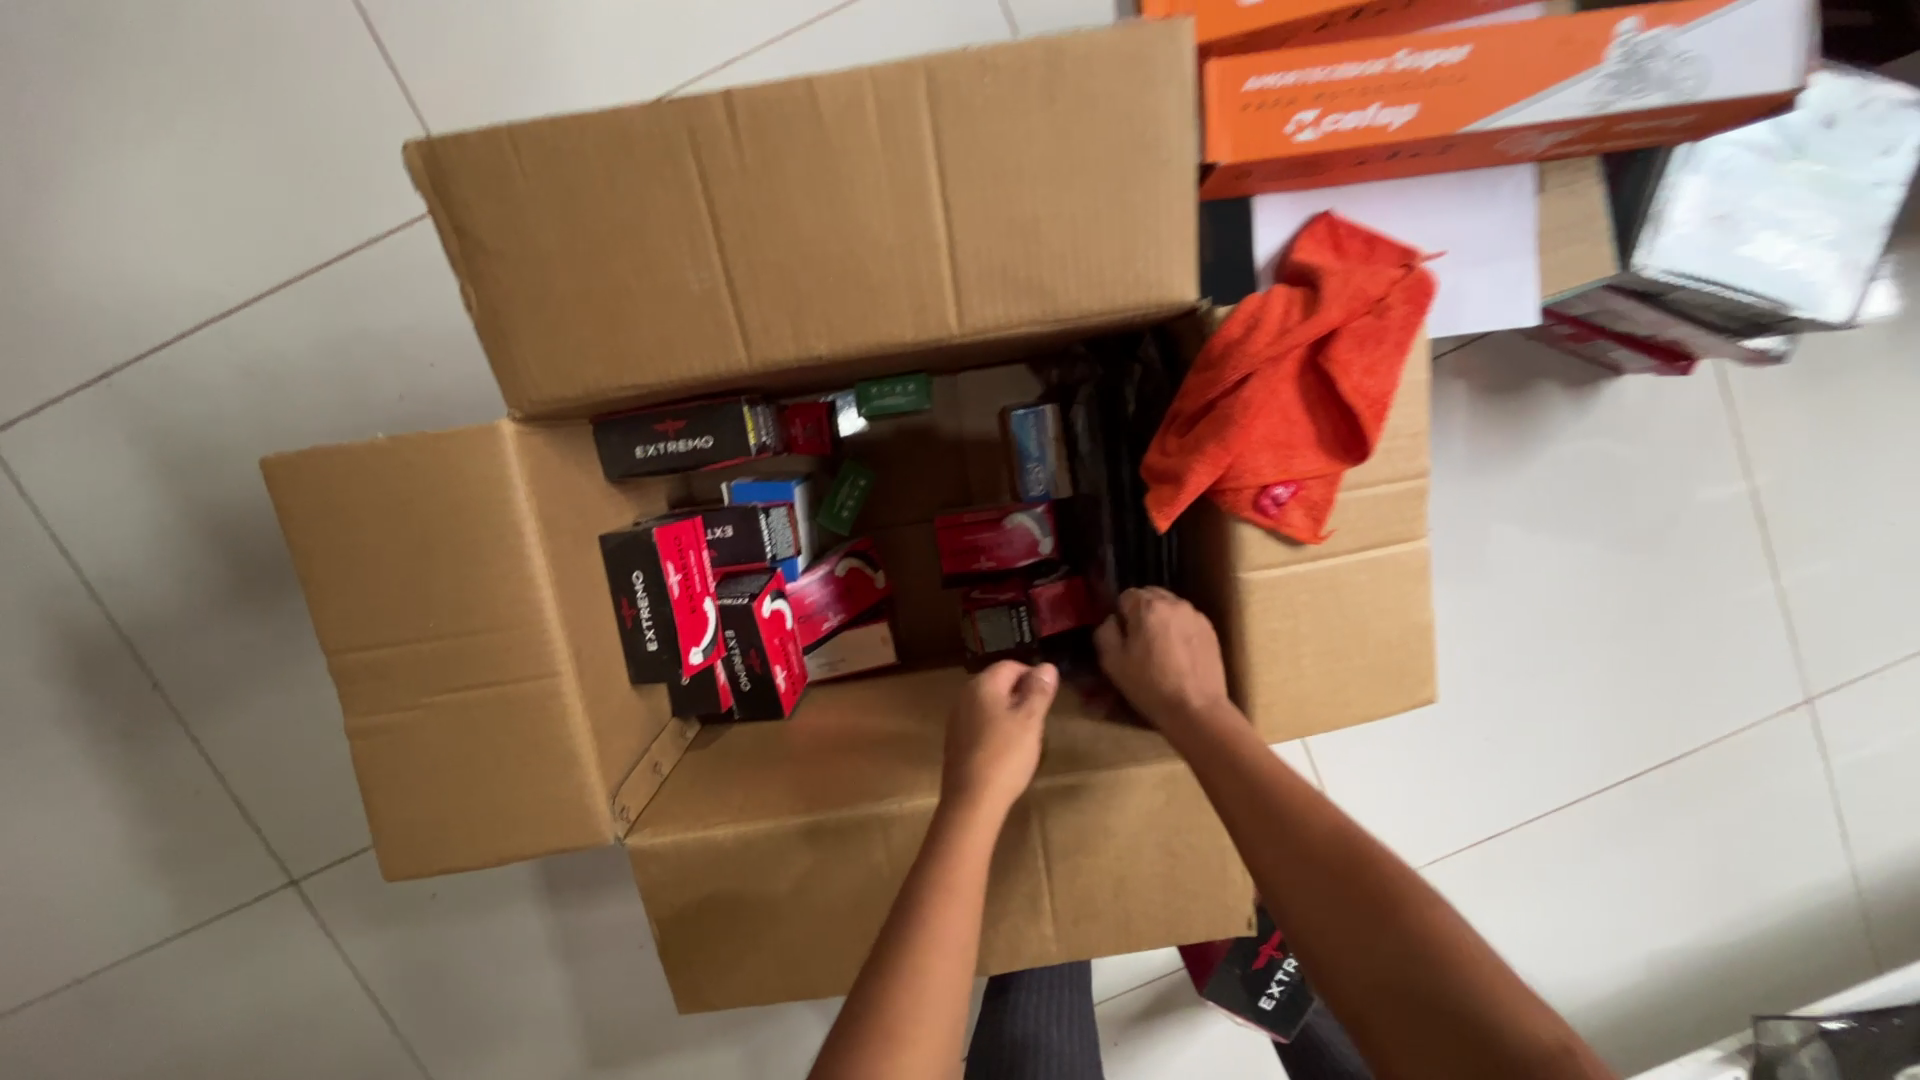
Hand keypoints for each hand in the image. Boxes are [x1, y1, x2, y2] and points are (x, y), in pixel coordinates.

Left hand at [942, 661, 1058, 814]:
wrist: (972, 799)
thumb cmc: (1005, 755)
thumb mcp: (1029, 720)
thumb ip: (1039, 691)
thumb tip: (1047, 666)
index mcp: (982, 685)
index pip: (1010, 666)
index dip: (1032, 676)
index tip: (1047, 698)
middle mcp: (964, 696)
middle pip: (997, 684)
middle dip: (1020, 695)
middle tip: (1038, 718)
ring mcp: (957, 719)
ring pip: (989, 705)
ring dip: (1008, 713)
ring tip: (1025, 735)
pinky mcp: (955, 741)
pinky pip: (979, 723)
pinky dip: (995, 729)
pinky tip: (1006, 750)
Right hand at [1095, 587, 1231, 730]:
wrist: (1196, 708)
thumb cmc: (1149, 685)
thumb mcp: (1112, 662)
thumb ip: (1105, 632)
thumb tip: (1113, 620)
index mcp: (1147, 607)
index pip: (1126, 595)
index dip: (1121, 615)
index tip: (1124, 638)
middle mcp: (1173, 603)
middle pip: (1151, 596)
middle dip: (1142, 612)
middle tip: (1140, 641)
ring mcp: (1195, 615)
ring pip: (1170, 607)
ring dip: (1162, 619)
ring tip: (1161, 648)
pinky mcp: (1210, 630)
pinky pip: (1187, 620)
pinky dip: (1179, 629)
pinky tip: (1179, 654)